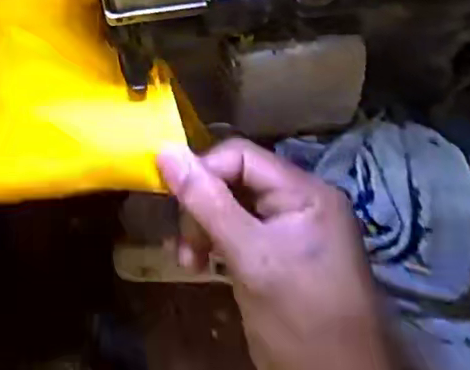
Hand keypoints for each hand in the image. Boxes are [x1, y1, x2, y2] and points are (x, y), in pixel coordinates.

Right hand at [157, 140, 390, 369]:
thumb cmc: (302, 320)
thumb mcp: (250, 259)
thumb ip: (207, 202)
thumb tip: (164, 149)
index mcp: (304, 193)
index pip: (238, 156)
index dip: (202, 172)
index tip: (177, 207)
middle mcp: (302, 202)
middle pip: (233, 179)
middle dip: (201, 207)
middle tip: (185, 247)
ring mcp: (295, 231)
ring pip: (232, 205)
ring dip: (204, 228)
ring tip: (189, 261)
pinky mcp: (284, 257)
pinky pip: (241, 231)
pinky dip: (217, 243)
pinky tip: (202, 264)